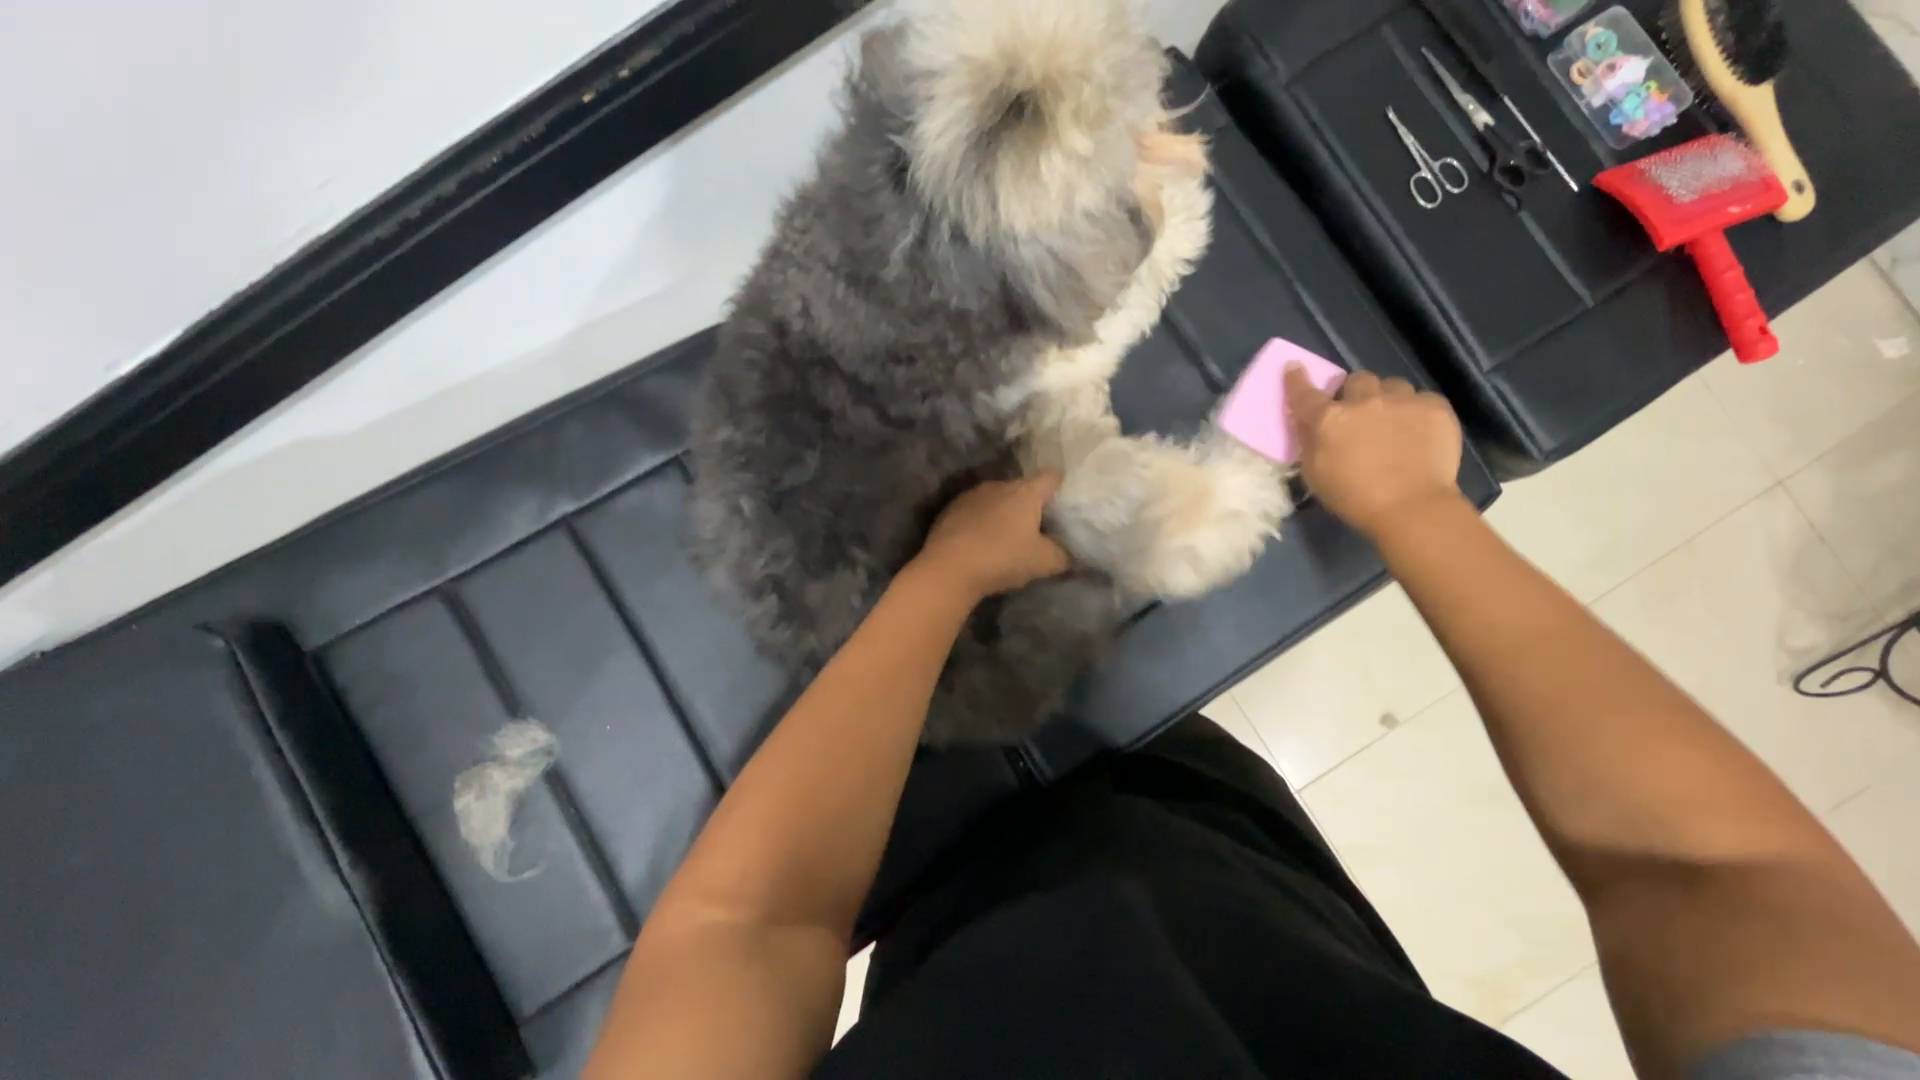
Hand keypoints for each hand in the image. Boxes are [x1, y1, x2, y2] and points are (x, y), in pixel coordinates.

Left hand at [914, 472, 1072, 599]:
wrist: (948, 568)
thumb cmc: (1002, 559)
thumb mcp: (1043, 563)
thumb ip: (1063, 556)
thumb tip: (1073, 555)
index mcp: (1026, 492)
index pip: (1051, 477)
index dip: (1061, 485)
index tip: (1065, 499)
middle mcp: (999, 485)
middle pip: (1022, 488)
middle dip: (1031, 503)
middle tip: (1038, 525)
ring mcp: (971, 495)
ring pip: (996, 498)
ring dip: (1003, 511)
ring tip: (1008, 533)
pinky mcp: (950, 509)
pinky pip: (975, 510)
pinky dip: (982, 520)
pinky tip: (981, 539)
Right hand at [1286, 365, 1465, 541]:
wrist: (1411, 507)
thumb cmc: (1354, 498)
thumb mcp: (1315, 474)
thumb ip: (1308, 443)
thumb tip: (1306, 423)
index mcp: (1329, 420)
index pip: (1305, 393)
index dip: (1297, 379)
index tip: (1294, 368)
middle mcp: (1364, 401)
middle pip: (1357, 379)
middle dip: (1356, 393)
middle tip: (1361, 413)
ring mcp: (1403, 401)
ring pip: (1393, 386)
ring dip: (1388, 399)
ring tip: (1395, 422)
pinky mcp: (1436, 408)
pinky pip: (1423, 399)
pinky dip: (1418, 411)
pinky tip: (1420, 432)